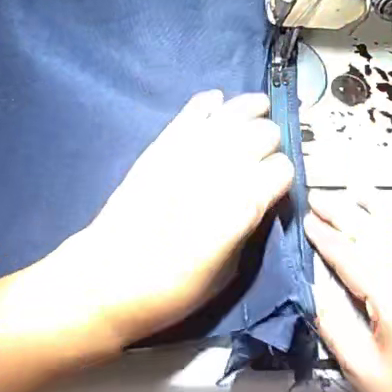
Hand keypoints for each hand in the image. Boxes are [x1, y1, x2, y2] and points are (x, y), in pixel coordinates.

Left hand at [70, 91, 294, 349]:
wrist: (108, 279)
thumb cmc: (173, 288)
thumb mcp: (229, 272)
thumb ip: (251, 228)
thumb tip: (263, 201)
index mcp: (242, 205)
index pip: (283, 169)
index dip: (284, 177)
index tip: (277, 187)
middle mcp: (221, 169)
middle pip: (264, 134)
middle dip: (271, 144)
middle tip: (264, 157)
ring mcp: (190, 151)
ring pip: (235, 112)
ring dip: (252, 111)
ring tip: (258, 111)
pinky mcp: (164, 144)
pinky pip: (194, 110)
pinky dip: (210, 104)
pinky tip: (217, 105)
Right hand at [307, 191, 391, 391]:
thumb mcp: (364, 370)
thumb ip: (332, 320)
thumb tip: (312, 283)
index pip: (350, 252)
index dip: (324, 236)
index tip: (304, 220)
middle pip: (375, 229)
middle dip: (343, 212)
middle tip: (317, 197)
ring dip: (374, 206)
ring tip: (350, 192)